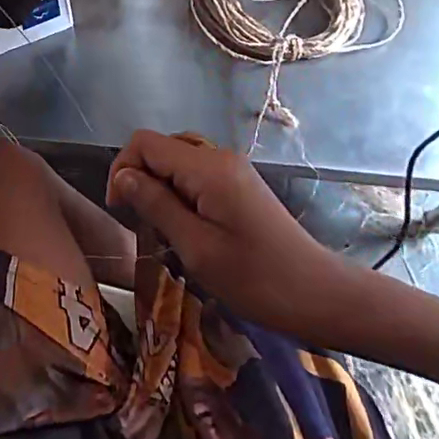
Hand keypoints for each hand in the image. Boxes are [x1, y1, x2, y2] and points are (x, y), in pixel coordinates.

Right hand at [106, 130, 372, 339]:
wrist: (318, 295)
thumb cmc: (256, 278)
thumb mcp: (196, 247)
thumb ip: (156, 205)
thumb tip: (123, 176)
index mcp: (208, 169)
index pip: (145, 143)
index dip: (122, 169)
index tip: (120, 209)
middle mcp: (220, 158)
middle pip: (161, 147)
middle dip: (139, 176)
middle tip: (141, 220)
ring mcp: (232, 170)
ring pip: (177, 160)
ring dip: (158, 186)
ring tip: (161, 225)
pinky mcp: (239, 185)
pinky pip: (195, 174)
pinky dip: (178, 192)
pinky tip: (184, 225)